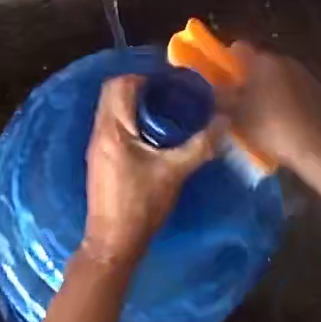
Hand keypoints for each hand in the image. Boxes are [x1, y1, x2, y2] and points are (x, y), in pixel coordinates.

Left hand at [80, 75, 219, 266]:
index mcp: (113, 129)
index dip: (144, 76)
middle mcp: (99, 132)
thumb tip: (224, 121)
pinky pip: (112, 125)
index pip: (120, 85)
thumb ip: (200, 145)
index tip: (169, 81)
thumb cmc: (141, 205)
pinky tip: (152, 132)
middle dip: (138, 86)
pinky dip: (129, 119)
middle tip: (168, 92)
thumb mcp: (175, 173)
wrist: (113, 244)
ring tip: (164, 108)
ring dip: (133, 103)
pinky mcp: (99, 159)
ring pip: (110, 109)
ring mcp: (96, 146)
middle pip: (112, 92)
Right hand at [227, 44, 320, 171]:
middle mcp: (282, 59)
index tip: (222, 78)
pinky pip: (292, 86)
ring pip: (276, 74)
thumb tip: (216, 85)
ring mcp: (302, 72)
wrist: (317, 145)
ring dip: (267, 87)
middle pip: (258, 61)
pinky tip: (283, 118)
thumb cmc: (271, 127)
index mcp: (261, 61)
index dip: (227, 60)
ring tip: (260, 112)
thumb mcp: (236, 116)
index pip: (238, 47)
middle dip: (248, 77)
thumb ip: (222, 96)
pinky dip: (284, 96)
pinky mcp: (317, 87)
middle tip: (238, 100)